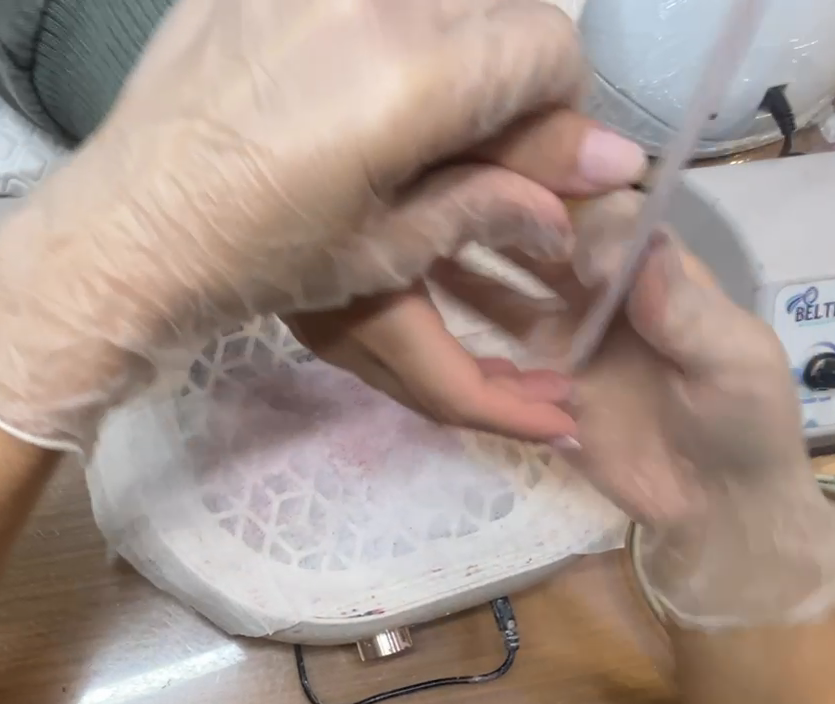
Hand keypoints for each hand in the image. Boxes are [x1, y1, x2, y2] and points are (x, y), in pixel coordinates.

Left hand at [0, 0, 643, 451]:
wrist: (127, 238)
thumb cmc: (255, 264)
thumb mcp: (379, 253)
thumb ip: (487, 202)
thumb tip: (594, 177)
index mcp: (412, 75)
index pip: (549, 49)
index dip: (555, 113)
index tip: (526, 162)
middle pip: (497, 8)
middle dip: (503, 77)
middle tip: (460, 148)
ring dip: (441, 47)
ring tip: (392, 120)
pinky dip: (374, 28)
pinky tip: (335, 85)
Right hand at [285, 121, 646, 441]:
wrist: (223, 163)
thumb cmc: (326, 150)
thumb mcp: (434, 151)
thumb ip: (518, 171)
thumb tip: (612, 180)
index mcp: (374, 314)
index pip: (453, 391)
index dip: (513, 415)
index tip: (570, 422)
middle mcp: (345, 339)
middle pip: (432, 399)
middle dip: (502, 409)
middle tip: (564, 399)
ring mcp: (326, 330)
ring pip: (413, 383)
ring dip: (477, 385)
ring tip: (537, 376)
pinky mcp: (321, 309)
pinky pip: (396, 358)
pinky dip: (448, 360)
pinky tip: (486, 341)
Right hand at [432, 192, 834, 625]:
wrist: (713, 506)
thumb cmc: (743, 423)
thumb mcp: (733, 362)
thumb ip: (687, 311)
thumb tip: (641, 245)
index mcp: (657, 277)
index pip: (610, 225)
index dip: (578, 222)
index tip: (555, 235)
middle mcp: (602, 300)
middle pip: (547, 251)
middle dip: (506, 229)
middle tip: (452, 212)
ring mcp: (565, 344)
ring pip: (510, 298)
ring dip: (470, 276)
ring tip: (419, 254)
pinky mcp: (538, 389)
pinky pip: (498, 361)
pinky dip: (465, 342)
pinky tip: (423, 323)